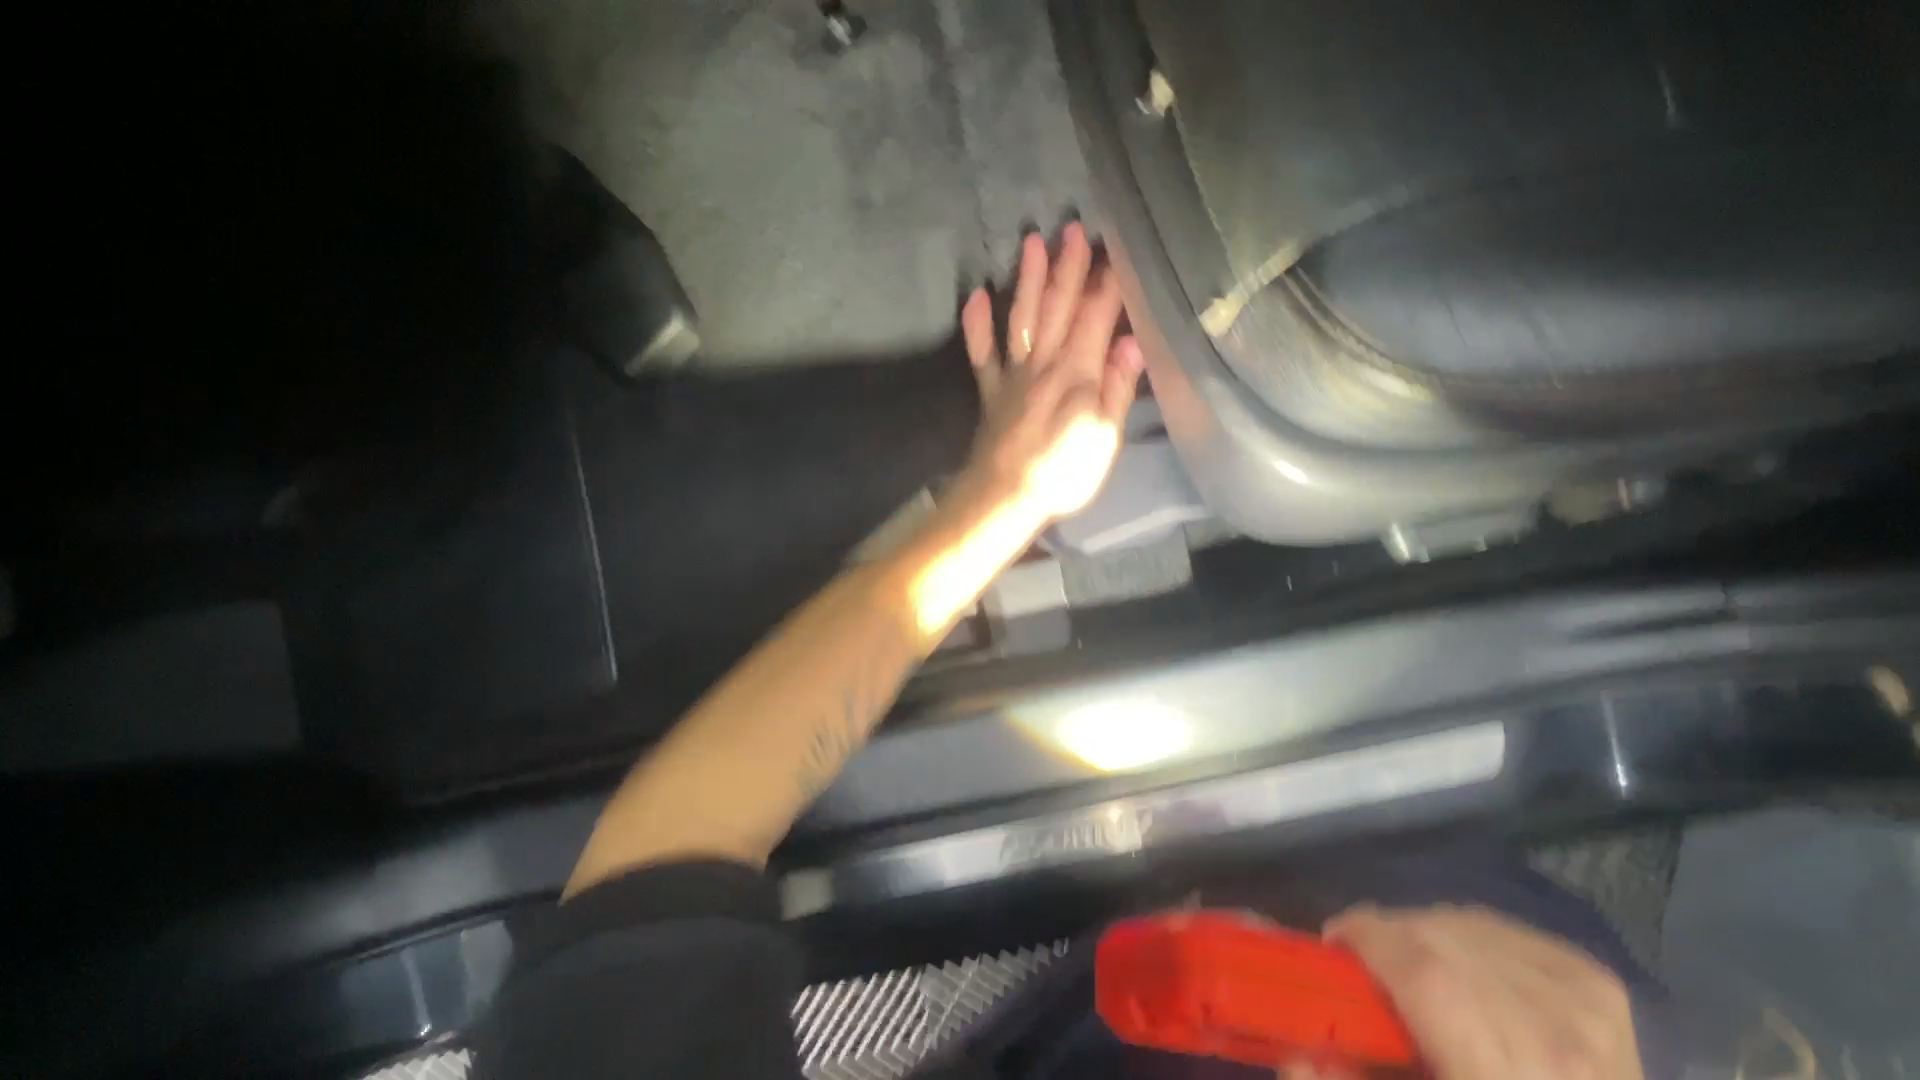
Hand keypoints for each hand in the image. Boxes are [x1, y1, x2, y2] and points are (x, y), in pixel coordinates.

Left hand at [958, 224, 1142, 525]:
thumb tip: (1132, 341)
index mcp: (1078, 373)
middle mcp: (1044, 363)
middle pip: (1058, 306)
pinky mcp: (990, 390)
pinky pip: (981, 352)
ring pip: (1021, 316)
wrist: (1005, 496)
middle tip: (1074, 227)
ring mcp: (1012, 374)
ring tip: (1032, 241)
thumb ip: (1117, 387)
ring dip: (1028, 278)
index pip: (1097, 316)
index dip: (1108, 282)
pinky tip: (977, 294)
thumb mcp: (1105, 438)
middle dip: (1068, 266)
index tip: (1118, 247)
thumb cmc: (1064, 473)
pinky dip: (977, 324)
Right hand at [1294, 905, 1643, 1079]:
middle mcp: (1557, 1030)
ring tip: (1404, 967)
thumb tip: (1295, 1054)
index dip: (1369, 941)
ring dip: (1420, 934)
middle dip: (1385, 936)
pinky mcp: (1598, 983)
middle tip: (1361, 964)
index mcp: (1506, 1075)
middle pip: (1440, 940)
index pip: (1427, 973)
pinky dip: (1461, 933)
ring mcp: (1585, 1001)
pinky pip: (1500, 927)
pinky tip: (1452, 962)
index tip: (1332, 944)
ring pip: (1465, 924)